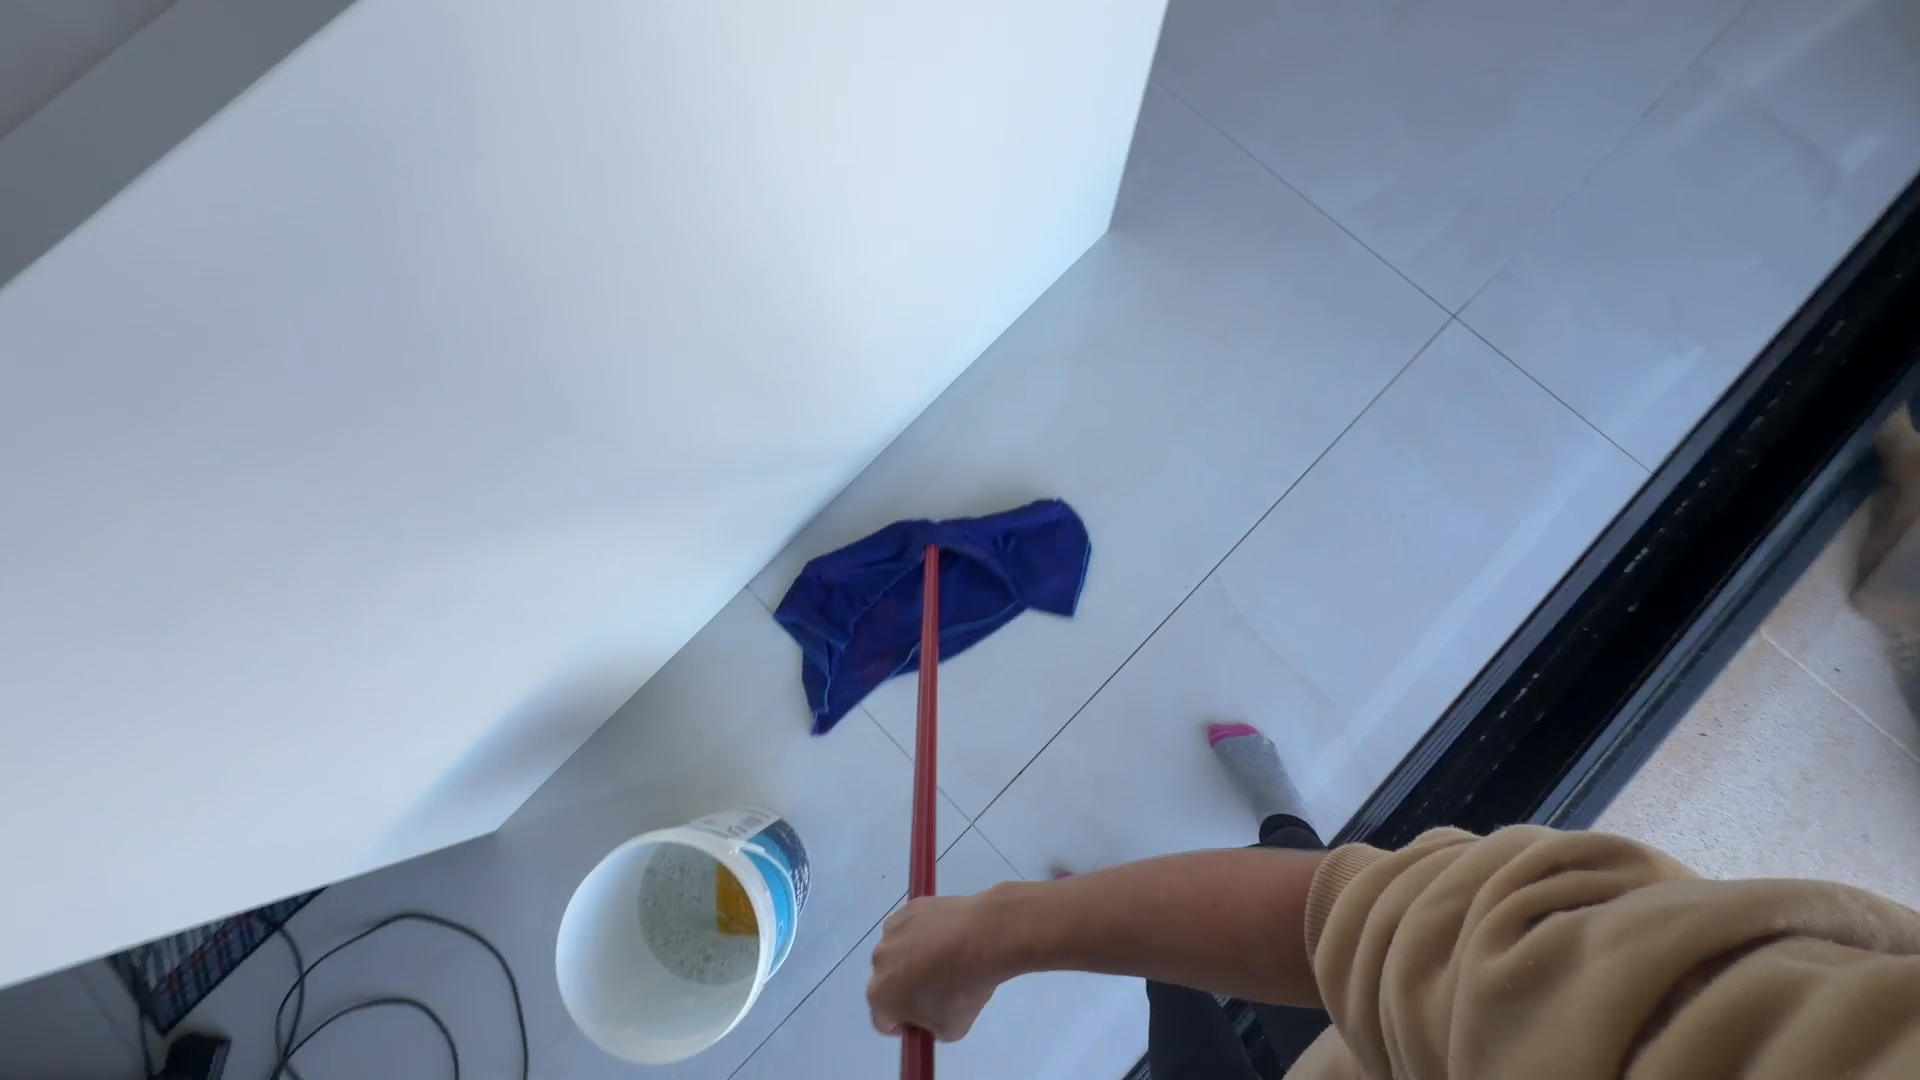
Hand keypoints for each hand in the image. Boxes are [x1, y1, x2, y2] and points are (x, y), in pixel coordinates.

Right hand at [867, 890, 1008, 1041]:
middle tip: (939, 988)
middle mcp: (879, 960)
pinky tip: (948, 934)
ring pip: (899, 952)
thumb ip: (931, 1028)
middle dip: (907, 989)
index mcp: (880, 995)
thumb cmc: (963, 989)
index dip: (907, 1024)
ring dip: (913, 958)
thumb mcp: (949, 1030)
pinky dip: (923, 932)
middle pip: (889, 982)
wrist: (983, 937)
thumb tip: (930, 1013)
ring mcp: (893, 929)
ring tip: (946, 957)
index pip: (884, 1021)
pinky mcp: (911, 906)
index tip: (928, 1019)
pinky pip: (912, 927)